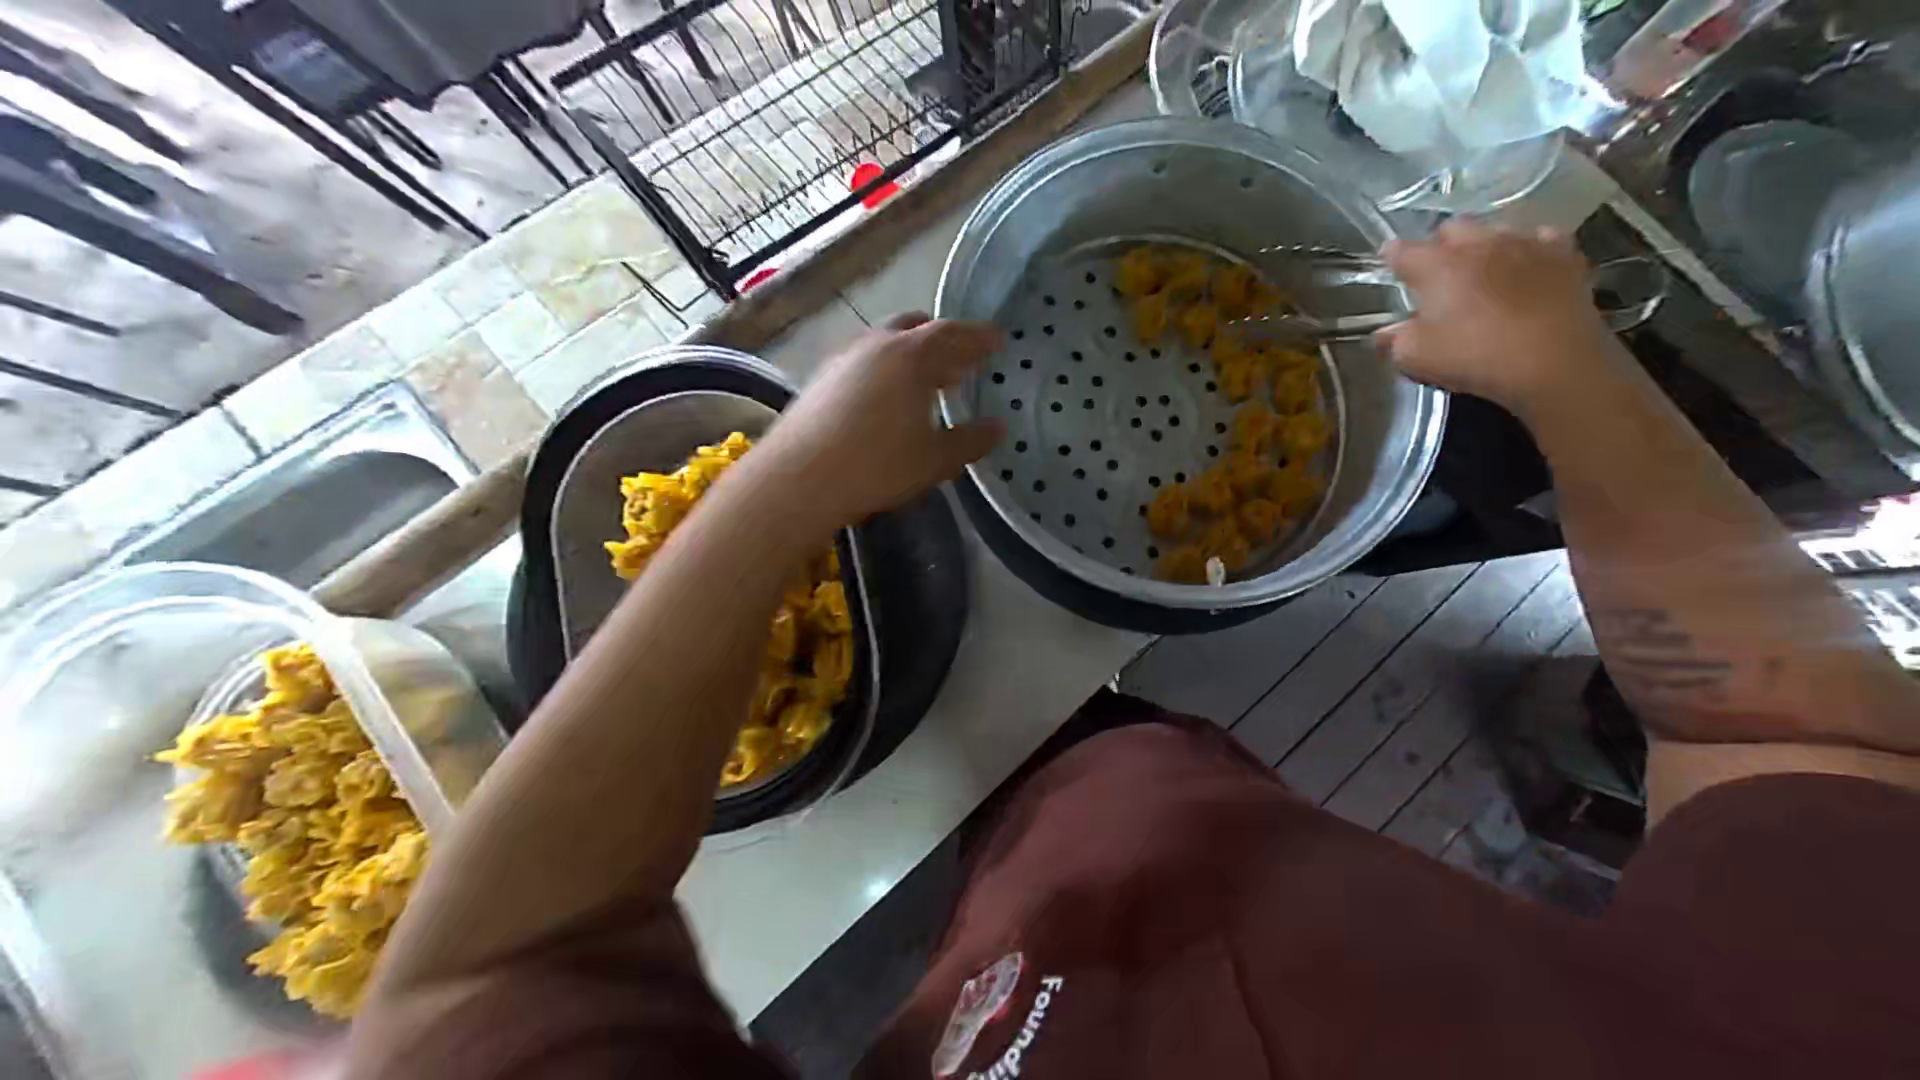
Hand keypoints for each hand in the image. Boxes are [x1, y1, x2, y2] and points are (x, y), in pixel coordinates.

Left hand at [749, 312, 1004, 528]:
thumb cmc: (877, 465)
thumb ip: (971, 441)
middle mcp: (877, 345)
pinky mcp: (821, 378)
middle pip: (917, 327)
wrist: (799, 479)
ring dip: (911, 353)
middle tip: (960, 360)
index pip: (954, 334)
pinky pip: (865, 361)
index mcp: (911, 355)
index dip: (979, 337)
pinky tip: (886, 399)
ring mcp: (844, 358)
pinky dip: (886, 368)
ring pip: (886, 342)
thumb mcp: (935, 459)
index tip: (998, 340)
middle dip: (942, 339)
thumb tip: (998, 427)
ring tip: (925, 380)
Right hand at [1376, 222, 1626, 416]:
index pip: (1404, 251)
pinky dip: (1528, 248)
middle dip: (1439, 244)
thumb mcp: (1415, 357)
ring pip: (1496, 229)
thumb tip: (1385, 333)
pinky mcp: (1564, 256)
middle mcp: (1481, 245)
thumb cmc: (1472, 357)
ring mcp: (1527, 245)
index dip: (1391, 255)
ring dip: (1482, 244)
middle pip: (1453, 228)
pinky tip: (1524, 264)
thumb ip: (1394, 340)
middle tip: (1435, 269)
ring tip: (1479, 267)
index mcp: (1438, 266)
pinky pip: (1541, 238)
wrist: (1552, 363)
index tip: (1387, 259)